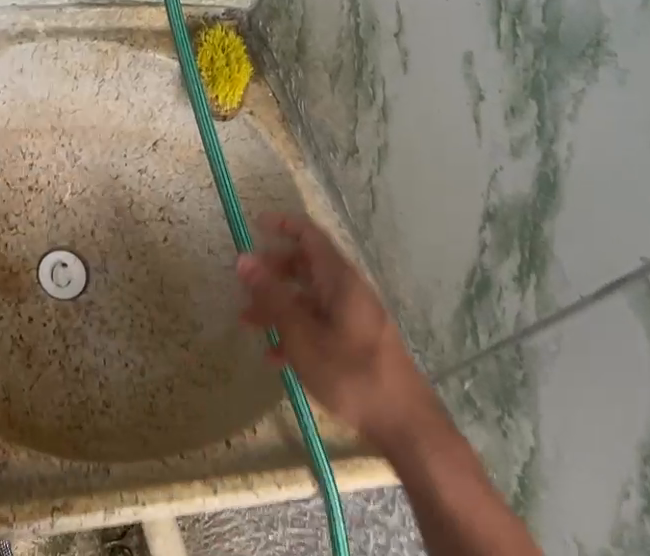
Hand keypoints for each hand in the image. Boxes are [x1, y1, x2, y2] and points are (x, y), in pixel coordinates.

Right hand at [236, 212, 439, 452]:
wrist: (406, 424)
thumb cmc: (352, 375)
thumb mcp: (303, 336)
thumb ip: (272, 297)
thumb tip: (243, 259)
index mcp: (339, 280)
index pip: (309, 235)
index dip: (282, 225)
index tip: (253, 225)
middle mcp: (348, 291)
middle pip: (306, 266)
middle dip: (272, 271)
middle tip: (243, 284)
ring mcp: (354, 317)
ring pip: (309, 297)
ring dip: (278, 305)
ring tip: (247, 323)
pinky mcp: (356, 342)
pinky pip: (320, 323)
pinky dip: (296, 331)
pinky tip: (275, 357)